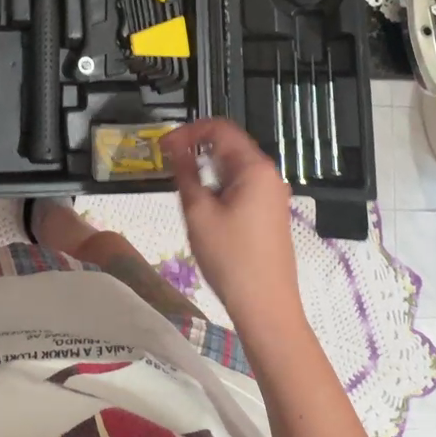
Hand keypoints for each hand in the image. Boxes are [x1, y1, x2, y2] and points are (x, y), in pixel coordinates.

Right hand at [161, 118, 301, 327]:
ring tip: (183, 188)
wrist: (266, 307)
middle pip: (229, 146)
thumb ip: (185, 173)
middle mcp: (269, 175)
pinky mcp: (270, 214)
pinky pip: (242, 186)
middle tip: (168, 165)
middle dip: (196, 150)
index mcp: (255, 168)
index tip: (163, 146)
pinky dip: (220, 186)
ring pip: (234, 168)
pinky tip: (204, 207)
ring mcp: (273, 195)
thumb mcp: (198, 212)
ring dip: (207, 169)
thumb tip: (174, 147)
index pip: (219, 129)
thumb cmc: (230, 258)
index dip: (188, 131)